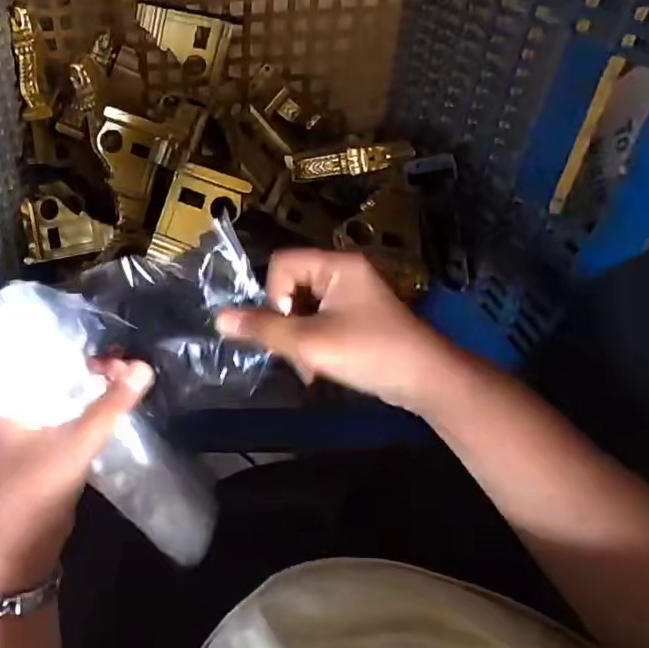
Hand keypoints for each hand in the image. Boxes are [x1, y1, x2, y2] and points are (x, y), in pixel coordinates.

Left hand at [0, 359, 153, 592]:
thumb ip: (109, 408)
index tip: (106, 335)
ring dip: (94, 384)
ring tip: (129, 371)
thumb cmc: (36, 490)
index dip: (70, 342)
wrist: (23, 550)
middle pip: (56, 373)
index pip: (37, 354)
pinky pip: (74, 413)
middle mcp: (19, 406)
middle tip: (125, 358)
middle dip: (89, 363)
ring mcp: (35, 426)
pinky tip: (118, 397)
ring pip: (68, 393)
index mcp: (10, 399)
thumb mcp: (75, 445)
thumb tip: (143, 367)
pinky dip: (94, 405)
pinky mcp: (51, 444)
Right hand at [216, 249, 457, 414]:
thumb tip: (219, 318)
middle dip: (286, 322)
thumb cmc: (371, 352)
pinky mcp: (355, 317)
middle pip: (289, 286)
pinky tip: (317, 366)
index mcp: (336, 265)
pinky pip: (317, 320)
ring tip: (308, 364)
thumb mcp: (310, 342)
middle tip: (295, 351)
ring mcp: (350, 295)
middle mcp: (343, 272)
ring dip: (296, 337)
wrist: (430, 383)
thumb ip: (263, 329)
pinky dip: (311, 342)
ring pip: (300, 307)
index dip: (275, 295)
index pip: (281, 264)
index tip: (289, 325)